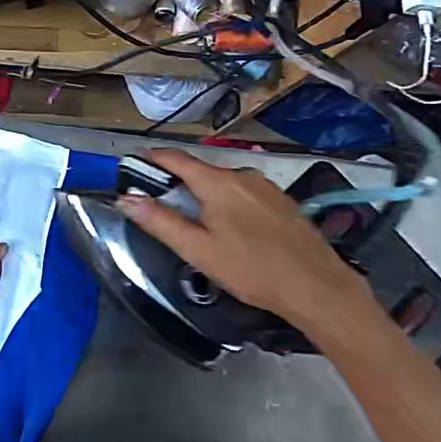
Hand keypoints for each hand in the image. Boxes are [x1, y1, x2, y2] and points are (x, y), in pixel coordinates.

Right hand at [114, 149, 373, 332]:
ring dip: (205, 194)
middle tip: (159, 203)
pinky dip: (229, 202)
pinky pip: (246, 194)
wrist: (313, 284)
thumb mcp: (198, 250)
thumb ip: (161, 222)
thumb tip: (127, 198)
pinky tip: (232, 229)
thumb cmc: (250, 269)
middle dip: (178, 182)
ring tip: (195, 222)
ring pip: (226, 183)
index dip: (154, 158)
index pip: (177, 158)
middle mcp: (243, 175)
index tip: (135, 162)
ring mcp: (266, 186)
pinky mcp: (281, 201)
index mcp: (219, 182)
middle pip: (202, 171)